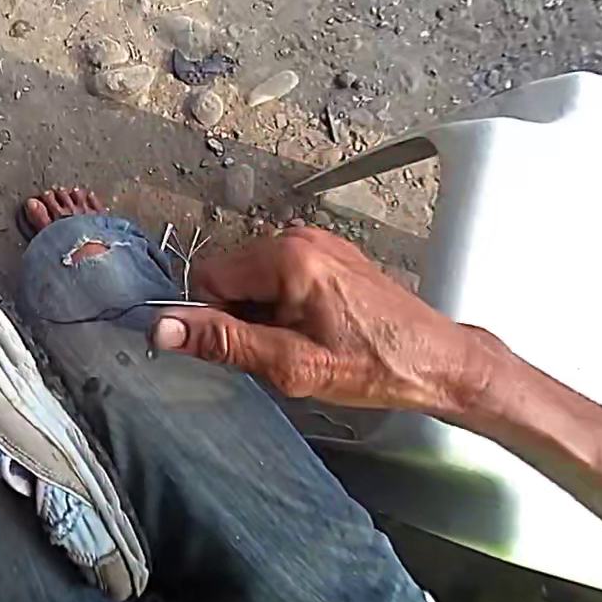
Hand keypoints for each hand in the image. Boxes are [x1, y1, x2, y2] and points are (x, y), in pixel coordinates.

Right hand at [147, 227, 505, 416]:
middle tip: (277, 345)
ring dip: (258, 311)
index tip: (248, 344)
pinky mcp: (324, 253)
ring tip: (297, 338)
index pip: (205, 278)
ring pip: (247, 277)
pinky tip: (308, 326)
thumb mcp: (289, 364)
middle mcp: (297, 237)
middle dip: (238, 314)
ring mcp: (313, 242)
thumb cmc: (372, 364)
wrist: (437, 361)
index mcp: (286, 257)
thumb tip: (165, 328)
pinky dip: (278, 303)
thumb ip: (221, 341)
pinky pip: (273, 274)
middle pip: (226, 275)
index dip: (216, 318)